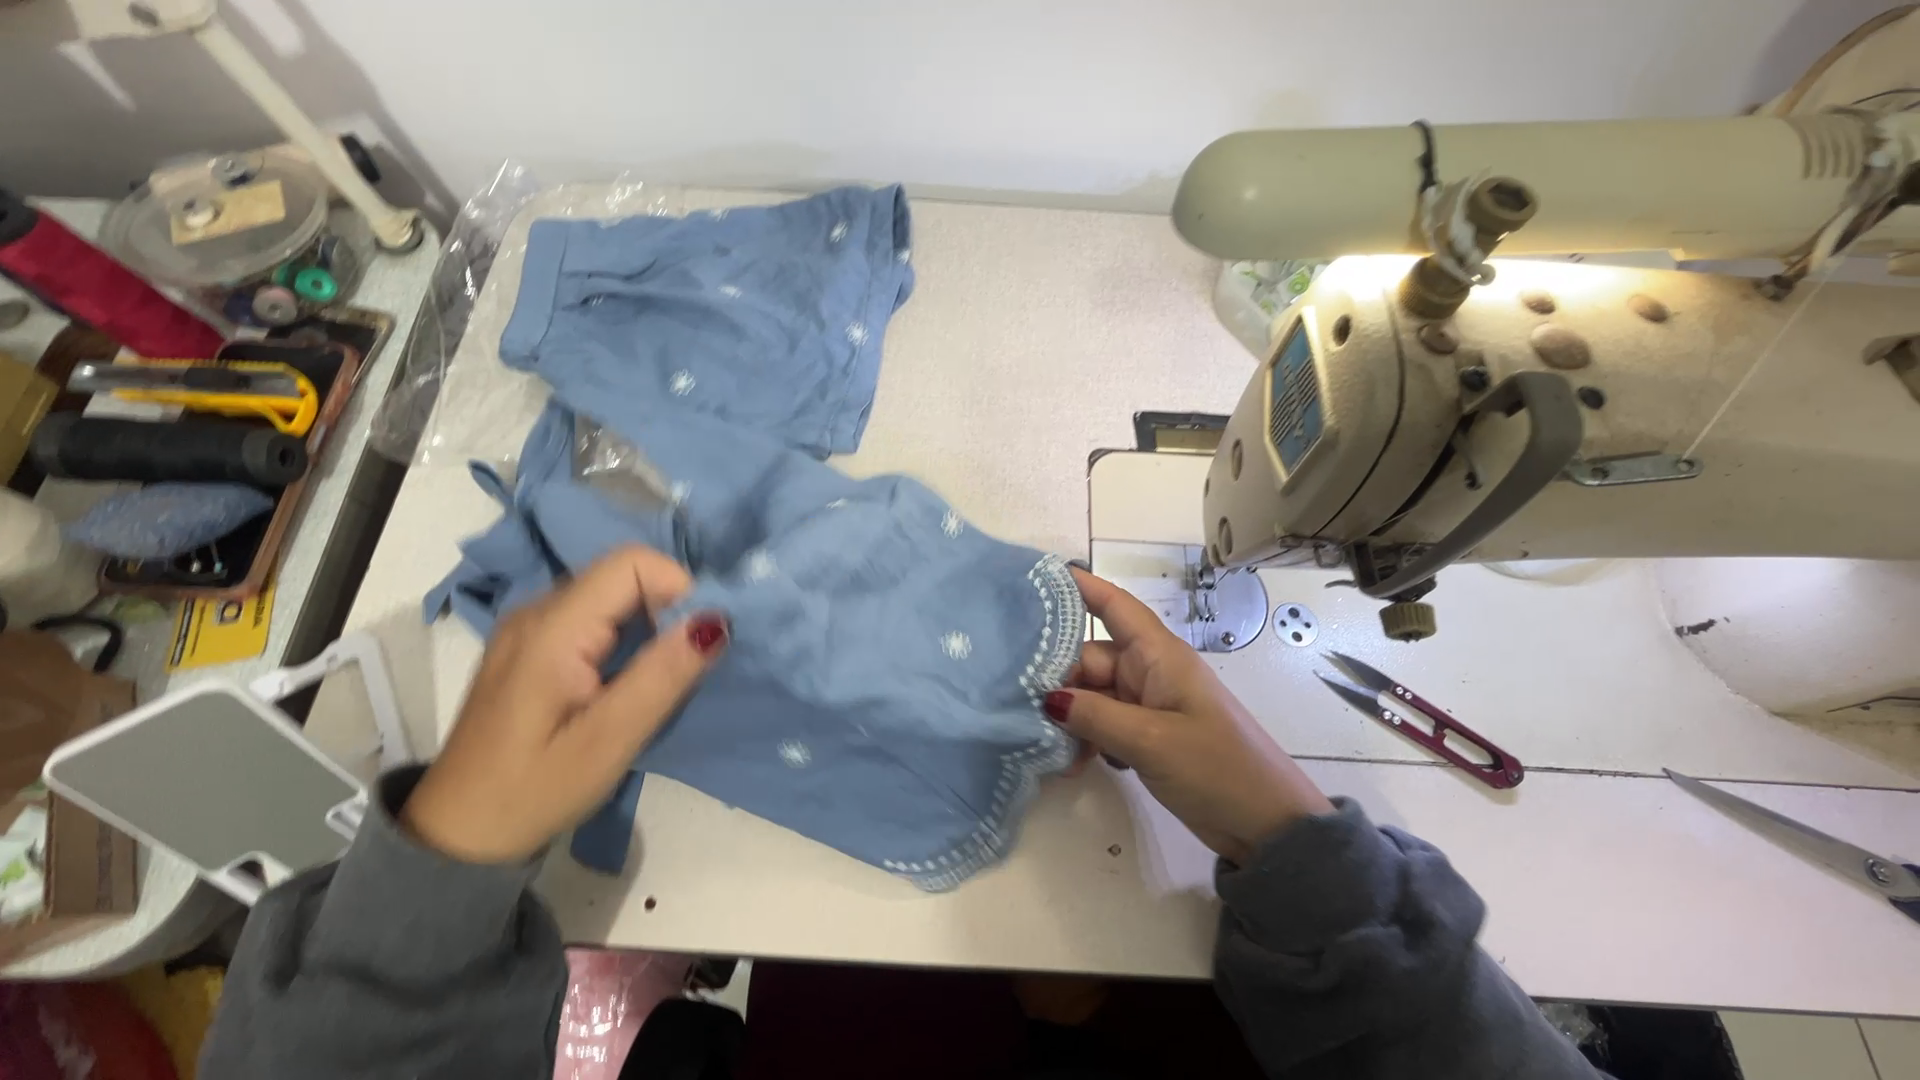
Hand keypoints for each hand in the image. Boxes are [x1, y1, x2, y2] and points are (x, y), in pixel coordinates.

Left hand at [401, 546, 727, 862]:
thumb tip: (716, 620)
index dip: (679, 589)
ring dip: (650, 623)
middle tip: (684, 667)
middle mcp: (536, 611)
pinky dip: (626, 635)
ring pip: (611, 594)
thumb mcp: (608, 742)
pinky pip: (593, 616)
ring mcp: (530, 627)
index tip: (697, 642)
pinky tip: (627, 681)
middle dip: (669, 607)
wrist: (457, 835)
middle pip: (622, 574)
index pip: (632, 563)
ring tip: (660, 677)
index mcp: (552, 629)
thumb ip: (662, 676)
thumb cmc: (532, 792)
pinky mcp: (531, 647)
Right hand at [1048, 569, 1333, 864]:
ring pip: (1094, 695)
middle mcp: (1151, 671)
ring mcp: (1150, 705)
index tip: (1039, 577)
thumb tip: (1049, 699)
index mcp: (1159, 656)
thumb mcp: (1149, 741)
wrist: (1266, 824)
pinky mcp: (1149, 736)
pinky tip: (1072, 764)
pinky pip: (1106, 723)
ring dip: (1072, 719)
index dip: (1081, 587)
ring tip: (1050, 749)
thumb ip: (1094, 716)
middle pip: (1091, 658)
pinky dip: (1087, 739)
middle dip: (1059, 681)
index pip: (1115, 607)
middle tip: (1025, 711)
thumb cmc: (1216, 768)